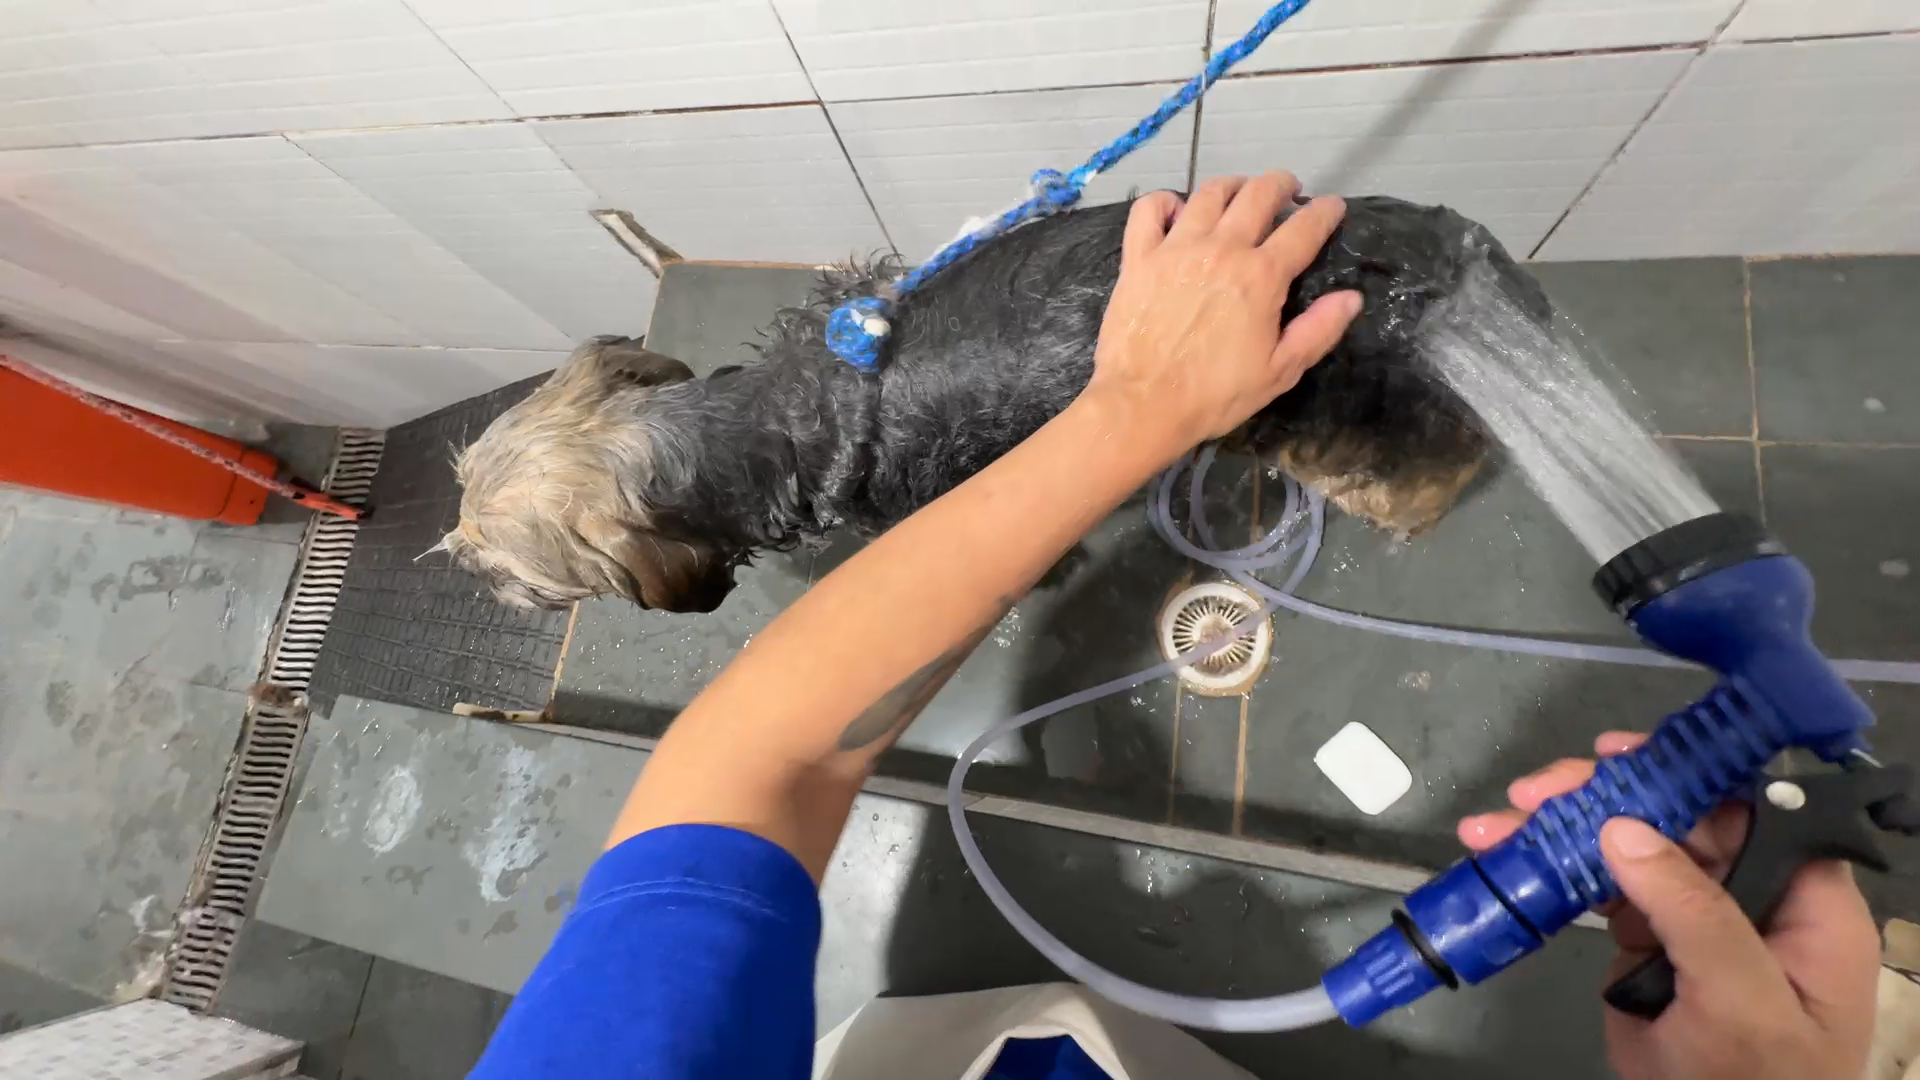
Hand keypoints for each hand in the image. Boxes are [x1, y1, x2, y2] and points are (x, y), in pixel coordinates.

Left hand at [1083, 171, 1359, 463]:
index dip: (1325, 212)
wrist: (1142, 406)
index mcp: (1261, 276)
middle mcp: (1221, 250)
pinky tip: (1175, 210)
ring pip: (1209, 194)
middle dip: (1281, 186)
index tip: (1331, 208)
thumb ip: (1317, 331)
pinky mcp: (1137, 260)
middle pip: (1259, 194)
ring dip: (1232, 187)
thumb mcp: (1278, 373)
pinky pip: (1148, 211)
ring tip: (1238, 194)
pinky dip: (1164, 202)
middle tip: (1286, 193)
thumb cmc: (1212, 396)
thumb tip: (1351, 298)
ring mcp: (1176, 250)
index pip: (1305, 227)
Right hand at [1459, 732, 1880, 1079]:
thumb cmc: (1755, 1079)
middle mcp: (1742, 889)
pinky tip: (1497, 849)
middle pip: (1664, 811)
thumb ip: (1695, 916)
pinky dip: (1537, 856)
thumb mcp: (1741, 1003)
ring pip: (1613, 834)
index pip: (1750, 809)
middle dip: (1589, 794)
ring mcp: (1683, 904)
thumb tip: (1621, 828)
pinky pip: (1585, 871)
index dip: (1684, 773)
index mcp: (1797, 902)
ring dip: (1545, 823)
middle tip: (1529, 793)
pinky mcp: (1635, 921)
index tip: (1613, 756)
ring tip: (1489, 827)